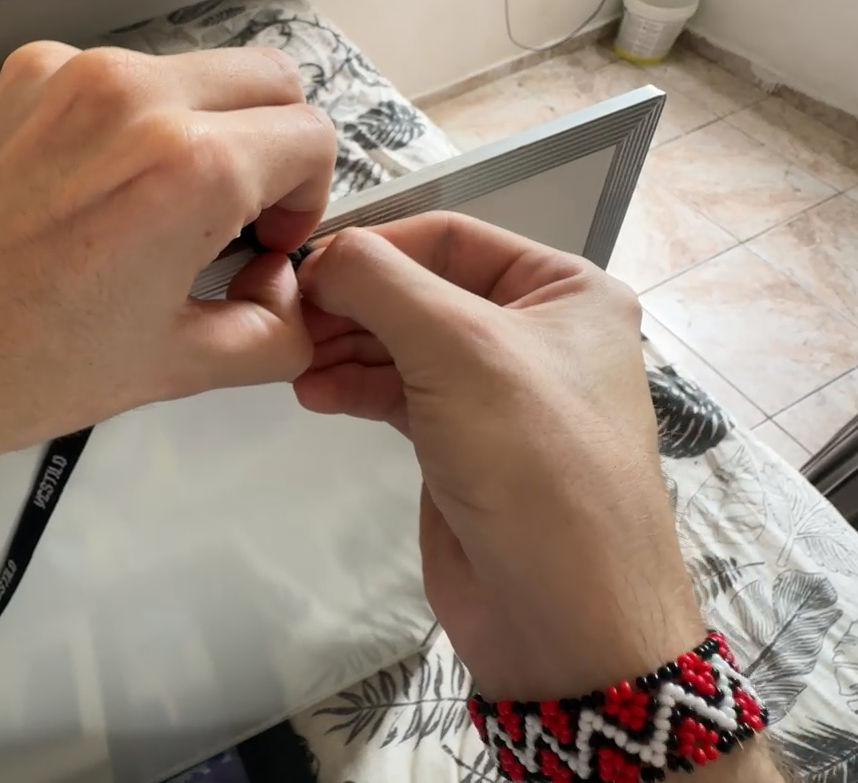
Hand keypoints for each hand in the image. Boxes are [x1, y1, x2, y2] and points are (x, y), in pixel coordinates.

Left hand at [0, 41, 338, 491]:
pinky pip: (123, 78)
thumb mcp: (173, 366)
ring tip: (161, 208)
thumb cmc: (11, 371)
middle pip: (269, 78)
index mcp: (185, 167)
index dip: (307, 198)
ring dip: (208, 128)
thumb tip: (296, 303)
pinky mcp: (23, 76)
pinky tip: (99, 189)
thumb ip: (272, 333)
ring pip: (196, 71)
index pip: (311, 137)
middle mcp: (132, 97)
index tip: (267, 240)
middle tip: (237, 215)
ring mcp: (71, 73)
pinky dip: (139, 121)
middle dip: (275, 146)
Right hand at [293, 214, 702, 701]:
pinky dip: (352, 385)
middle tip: (294, 317)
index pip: (446, 237)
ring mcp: (490, 387)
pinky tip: (315, 394)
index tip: (308, 266)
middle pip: (415, 289)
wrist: (564, 621)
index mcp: (560, 290)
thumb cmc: (538, 471)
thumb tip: (320, 257)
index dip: (373, 245)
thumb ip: (380, 282)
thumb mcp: (458, 348)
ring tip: (297, 359)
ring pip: (397, 340)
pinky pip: (393, 389)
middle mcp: (529, 331)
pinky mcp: (457, 435)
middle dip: (351, 303)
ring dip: (343, 345)